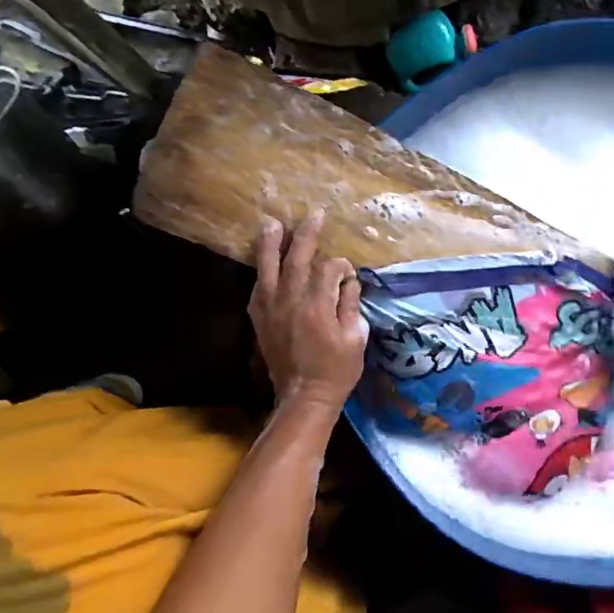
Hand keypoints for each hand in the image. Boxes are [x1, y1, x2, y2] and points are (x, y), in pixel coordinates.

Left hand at [250, 208, 368, 409]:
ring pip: (269, 267)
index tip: (349, 275)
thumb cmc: (337, 370)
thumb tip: (347, 283)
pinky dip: (263, 271)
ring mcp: (271, 308)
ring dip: (271, 243)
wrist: (303, 397)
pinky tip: (266, 261)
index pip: (330, 269)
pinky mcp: (259, 319)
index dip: (341, 267)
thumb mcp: (356, 338)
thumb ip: (350, 305)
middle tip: (314, 215)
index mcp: (318, 305)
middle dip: (307, 234)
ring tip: (273, 224)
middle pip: (297, 257)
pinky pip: (258, 287)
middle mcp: (291, 300)